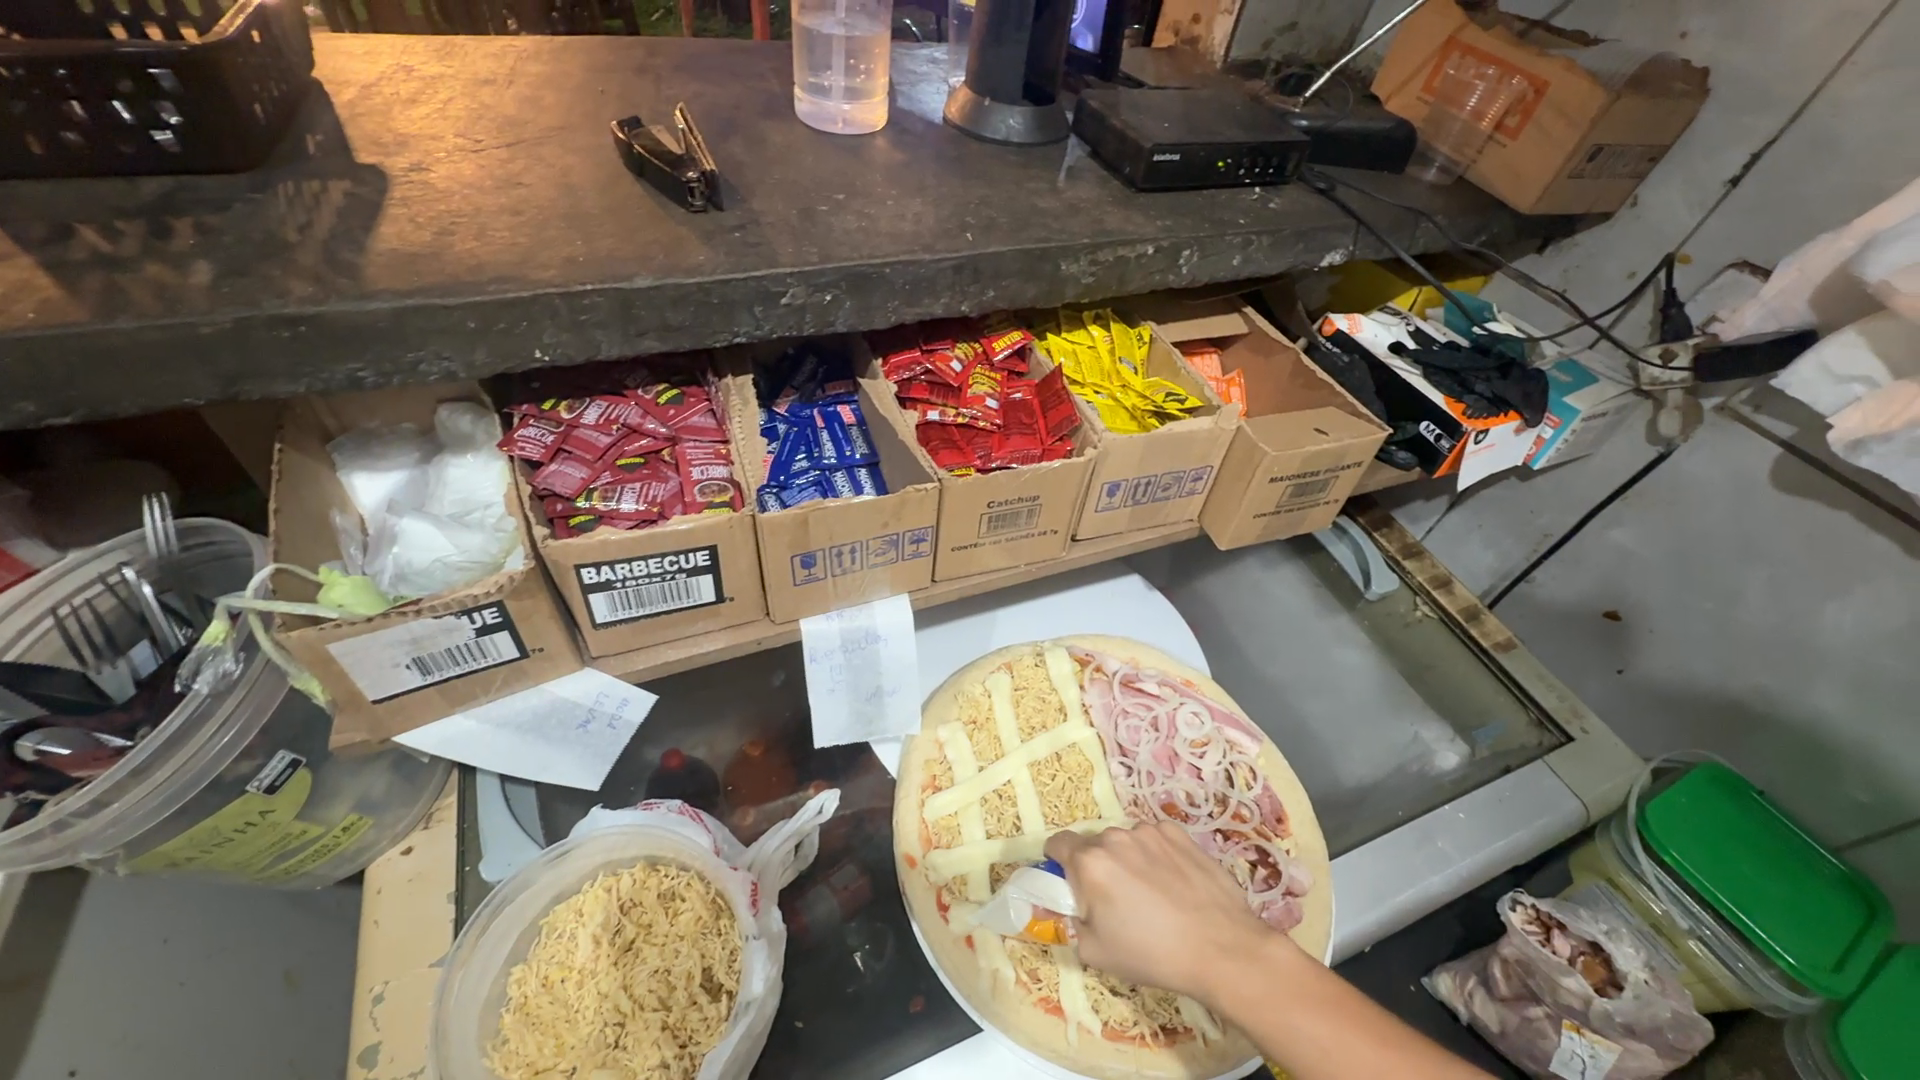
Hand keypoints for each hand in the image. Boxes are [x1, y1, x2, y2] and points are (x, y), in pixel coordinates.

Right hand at [1045, 822, 1294, 1003]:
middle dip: (1096, 867)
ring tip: (1151, 895)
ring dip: (1126, 860)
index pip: (1056, 844)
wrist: (1223, 949)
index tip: (1072, 887)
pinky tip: (1173, 884)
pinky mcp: (1179, 833)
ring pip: (1124, 842)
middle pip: (1092, 844)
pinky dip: (1155, 855)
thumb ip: (1068, 922)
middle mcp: (1115, 837)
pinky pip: (1154, 840)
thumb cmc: (1153, 955)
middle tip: (1115, 901)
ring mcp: (1150, 831)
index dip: (1058, 865)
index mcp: (1089, 862)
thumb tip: (1066, 906)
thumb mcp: (1094, 952)